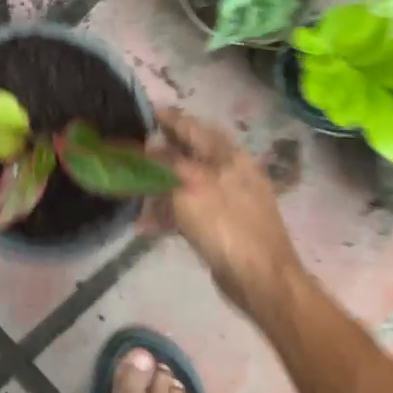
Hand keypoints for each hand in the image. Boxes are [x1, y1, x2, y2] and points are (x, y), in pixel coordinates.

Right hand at [143, 107, 302, 315]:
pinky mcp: (223, 226)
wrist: (262, 281)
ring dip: (158, 186)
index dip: (168, 118)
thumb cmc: (226, 225)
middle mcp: (230, 173)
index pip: (192, 126)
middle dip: (159, 152)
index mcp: (228, 156)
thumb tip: (150, 144)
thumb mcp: (189, 185)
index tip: (143, 111)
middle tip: (130, 148)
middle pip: (188, 154)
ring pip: (186, 183)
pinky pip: (189, 211)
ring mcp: (229, 200)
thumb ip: (166, 161)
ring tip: (130, 189)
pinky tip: (145, 224)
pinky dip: (168, 213)